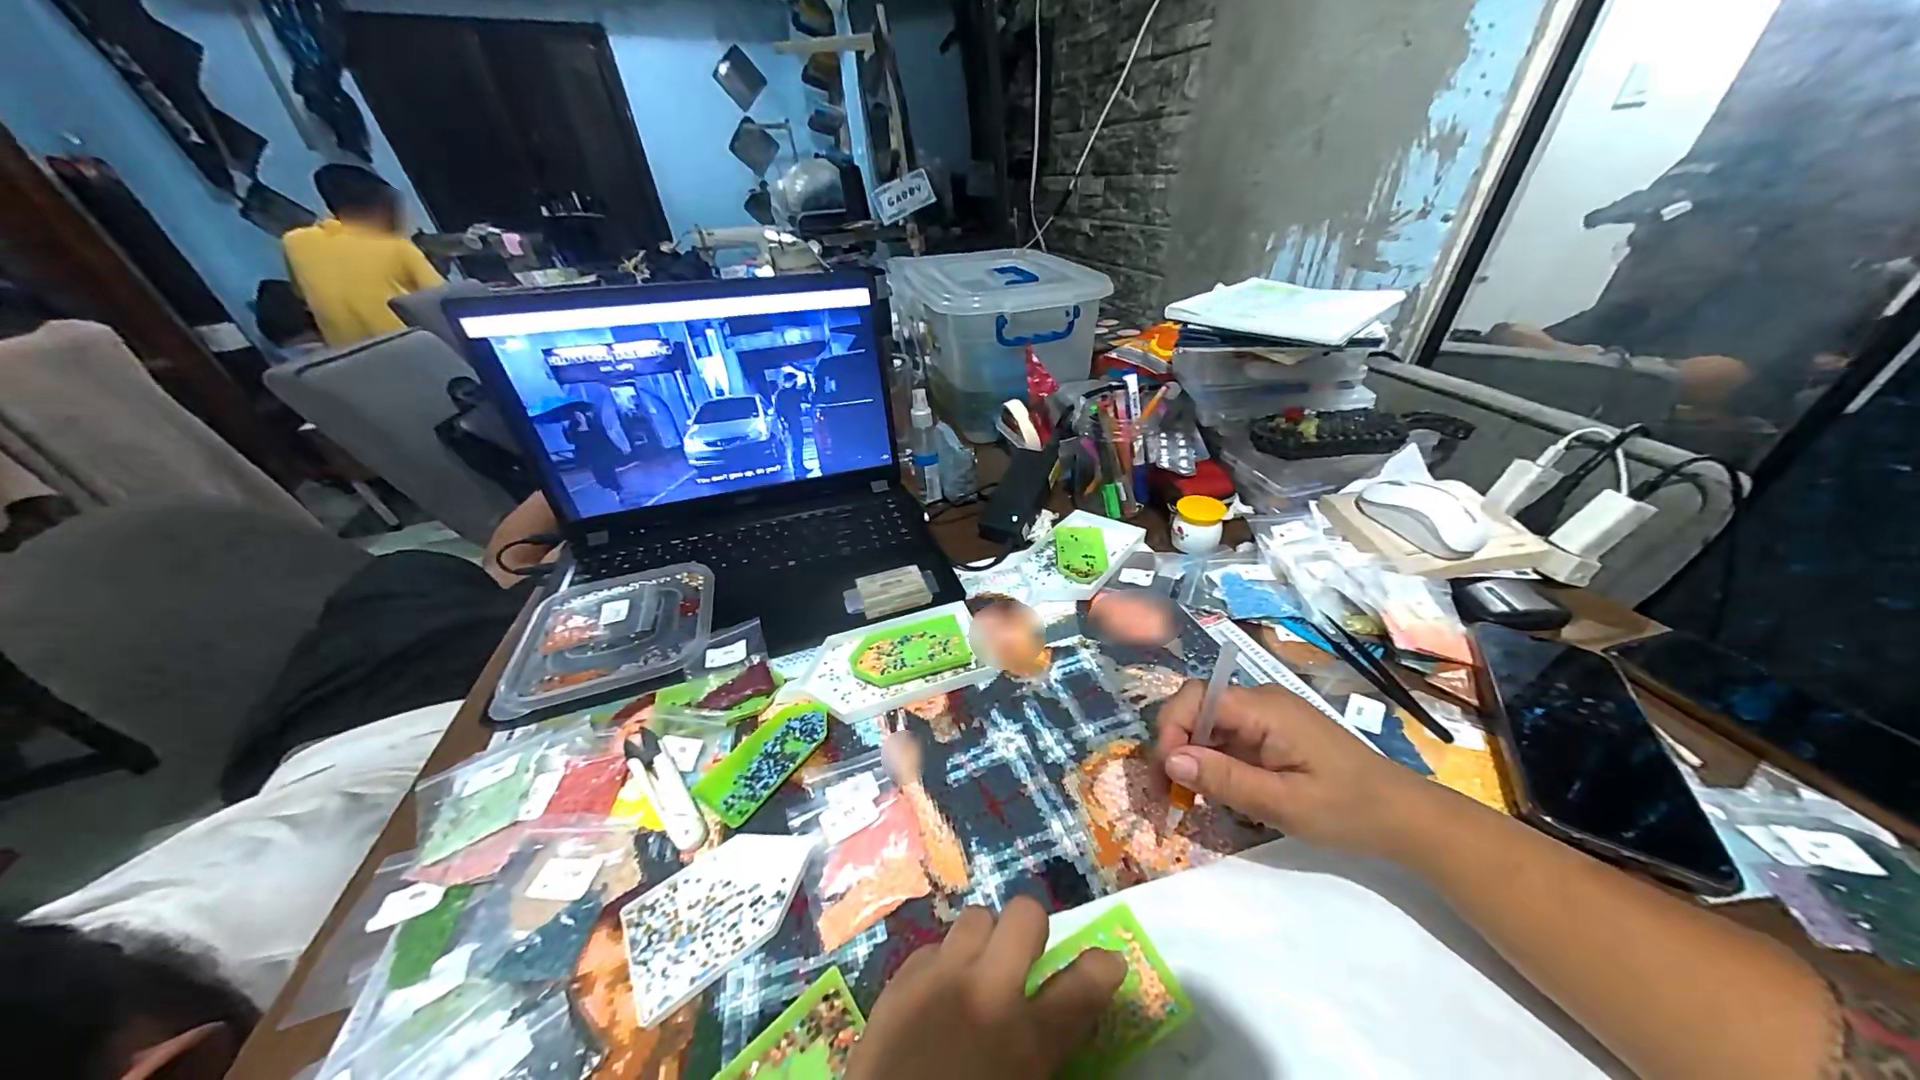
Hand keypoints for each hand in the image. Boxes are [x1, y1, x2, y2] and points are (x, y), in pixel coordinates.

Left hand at [846, 897, 1126, 1079]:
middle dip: (1031, 930)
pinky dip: (943, 964)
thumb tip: (1059, 1018)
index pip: (1086, 982)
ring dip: (984, 940)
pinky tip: (936, 995)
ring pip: (976, 917)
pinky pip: (934, 946)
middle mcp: (987, 992)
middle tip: (1024, 960)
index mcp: (1027, 1039)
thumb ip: (1046, 1050)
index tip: (1105, 964)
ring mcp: (940, 977)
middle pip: (1026, 914)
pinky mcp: (900, 978)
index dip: (1103, 967)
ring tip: (976, 971)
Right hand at [1157, 681, 1437, 858]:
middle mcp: (1261, 702)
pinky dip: (1211, 762)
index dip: (1171, 728)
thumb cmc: (1348, 810)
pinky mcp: (1271, 734)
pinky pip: (1227, 738)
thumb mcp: (1283, 804)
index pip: (1197, 697)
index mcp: (1265, 708)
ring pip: (1208, 724)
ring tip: (1184, 797)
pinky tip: (1212, 791)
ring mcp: (1267, 717)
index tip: (1165, 773)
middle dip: (1173, 743)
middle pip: (1197, 707)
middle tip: (1166, 791)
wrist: (1405, 818)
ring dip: (1189, 756)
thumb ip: (1225, 780)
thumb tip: (1170, 761)